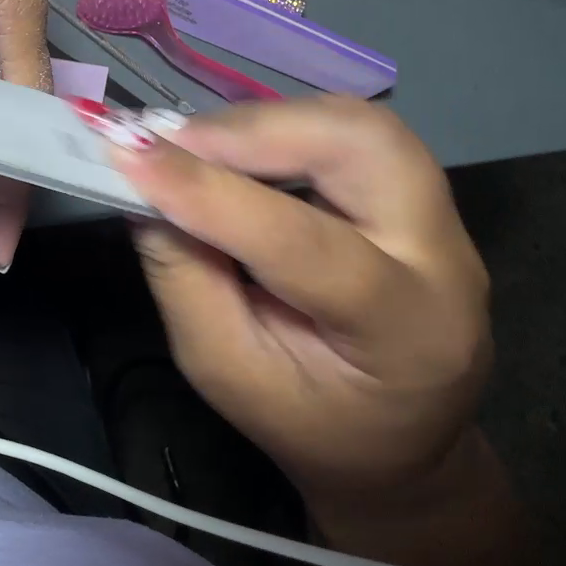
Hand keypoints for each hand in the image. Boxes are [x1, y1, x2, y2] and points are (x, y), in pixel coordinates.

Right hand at [113, 97, 492, 508]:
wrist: (393, 442)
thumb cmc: (301, 416)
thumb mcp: (220, 366)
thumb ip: (181, 276)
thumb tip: (140, 193)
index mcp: (403, 331)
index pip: (303, 242)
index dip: (206, 191)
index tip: (122, 154)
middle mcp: (443, 260)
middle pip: (365, 145)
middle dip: (254, 129)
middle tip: (171, 145)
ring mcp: (437, 219)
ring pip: (355, 124)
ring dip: (259, 123)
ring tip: (191, 150)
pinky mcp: (410, 196)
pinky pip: (341, 132)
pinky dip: (268, 128)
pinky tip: (224, 157)